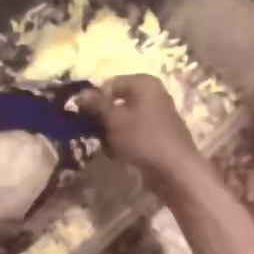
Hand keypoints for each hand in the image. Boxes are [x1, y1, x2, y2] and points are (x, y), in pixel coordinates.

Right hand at [76, 74, 205, 188]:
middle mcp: (153, 94)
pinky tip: (117, 153)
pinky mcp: (158, 135)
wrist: (174, 170)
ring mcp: (158, 115)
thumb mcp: (115, 120)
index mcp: (144, 83)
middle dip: (103, 117)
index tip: (83, 116)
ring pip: (125, 119)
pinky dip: (124, 140)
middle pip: (118, 101)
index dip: (95, 99)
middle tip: (90, 132)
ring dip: (111, 131)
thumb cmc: (143, 138)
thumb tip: (79, 94)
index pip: (110, 84)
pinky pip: (135, 132)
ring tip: (104, 145)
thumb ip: (97, 104)